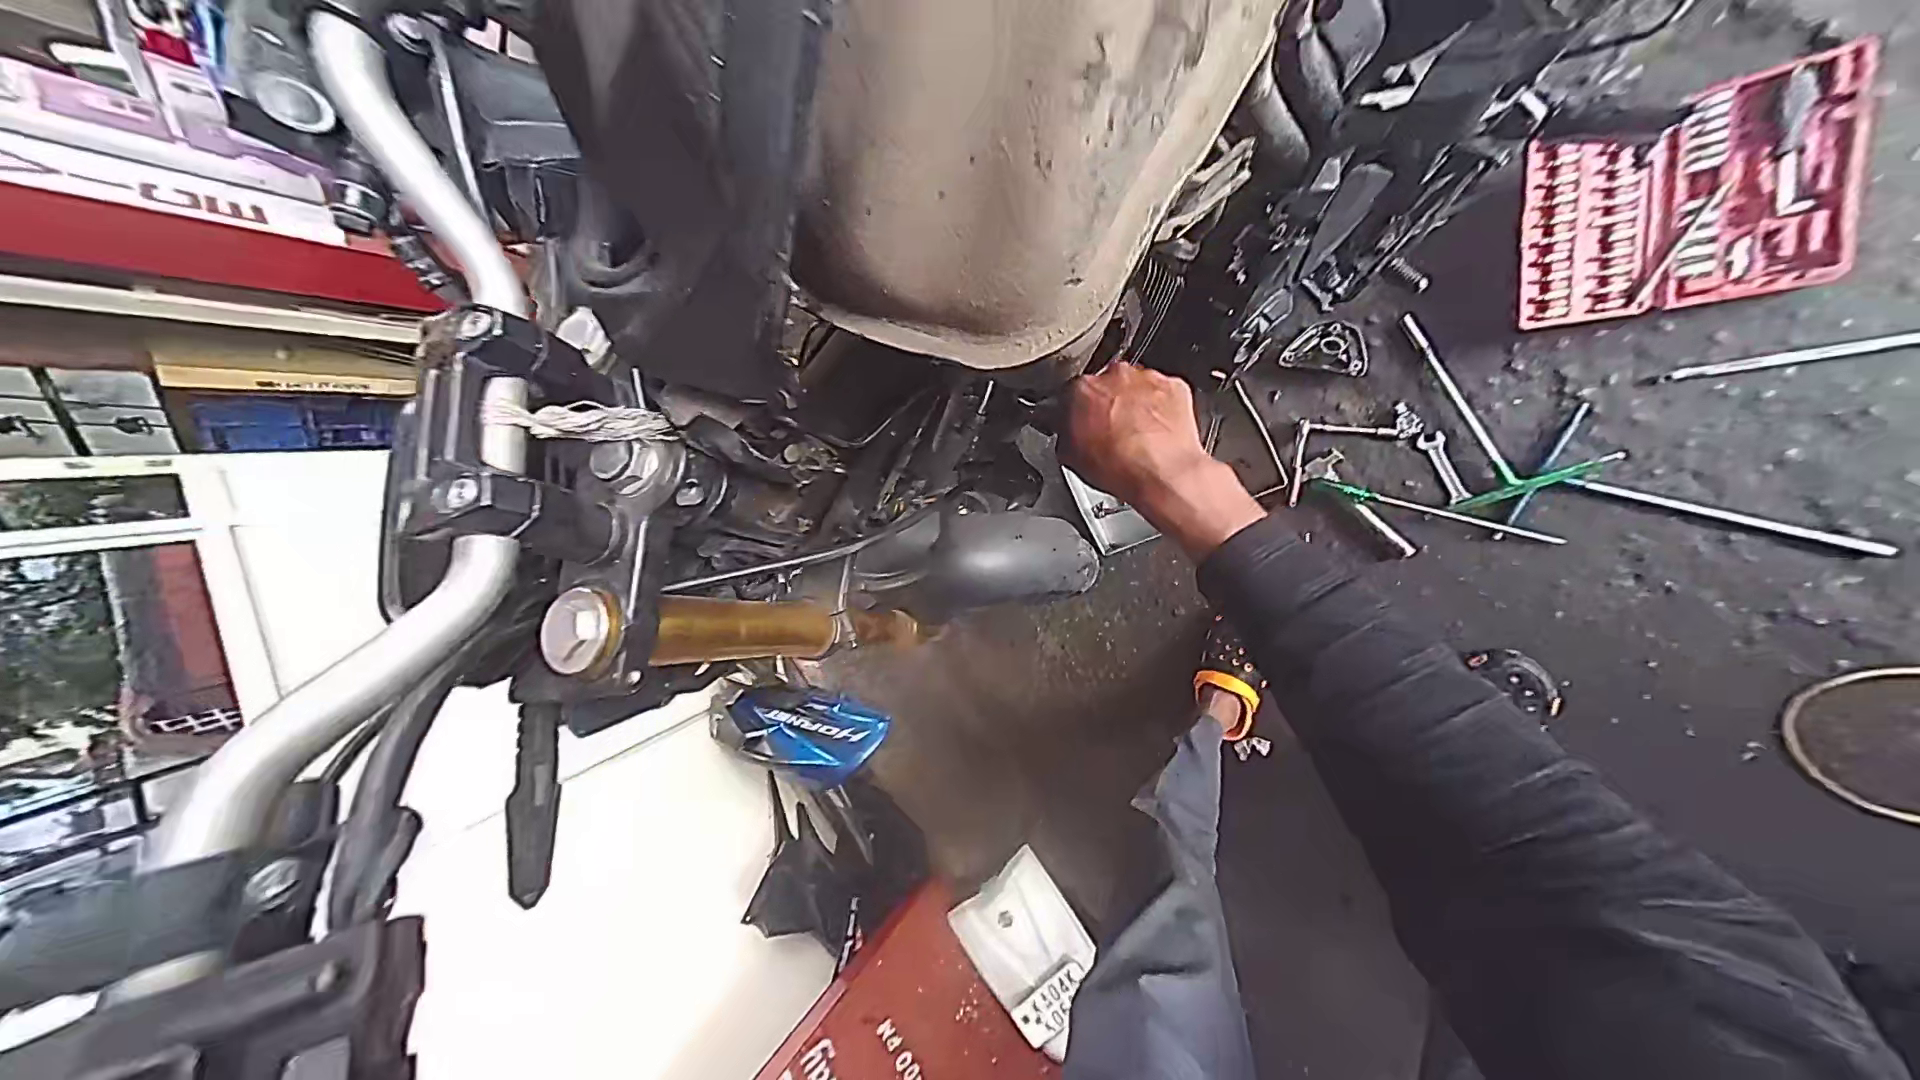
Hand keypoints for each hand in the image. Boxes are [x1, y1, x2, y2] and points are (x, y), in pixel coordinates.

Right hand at [1062, 365, 1265, 557]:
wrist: (1164, 475)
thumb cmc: (1122, 467)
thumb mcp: (1073, 458)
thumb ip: (1066, 435)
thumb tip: (1068, 437)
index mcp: (1083, 389)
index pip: (1072, 393)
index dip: (1078, 412)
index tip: (1082, 423)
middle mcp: (1115, 377)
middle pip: (1107, 386)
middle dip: (1108, 405)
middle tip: (1111, 432)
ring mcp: (1147, 380)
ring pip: (1135, 388)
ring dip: (1134, 406)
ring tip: (1136, 436)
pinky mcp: (1175, 387)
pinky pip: (1163, 394)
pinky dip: (1160, 408)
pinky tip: (1156, 432)